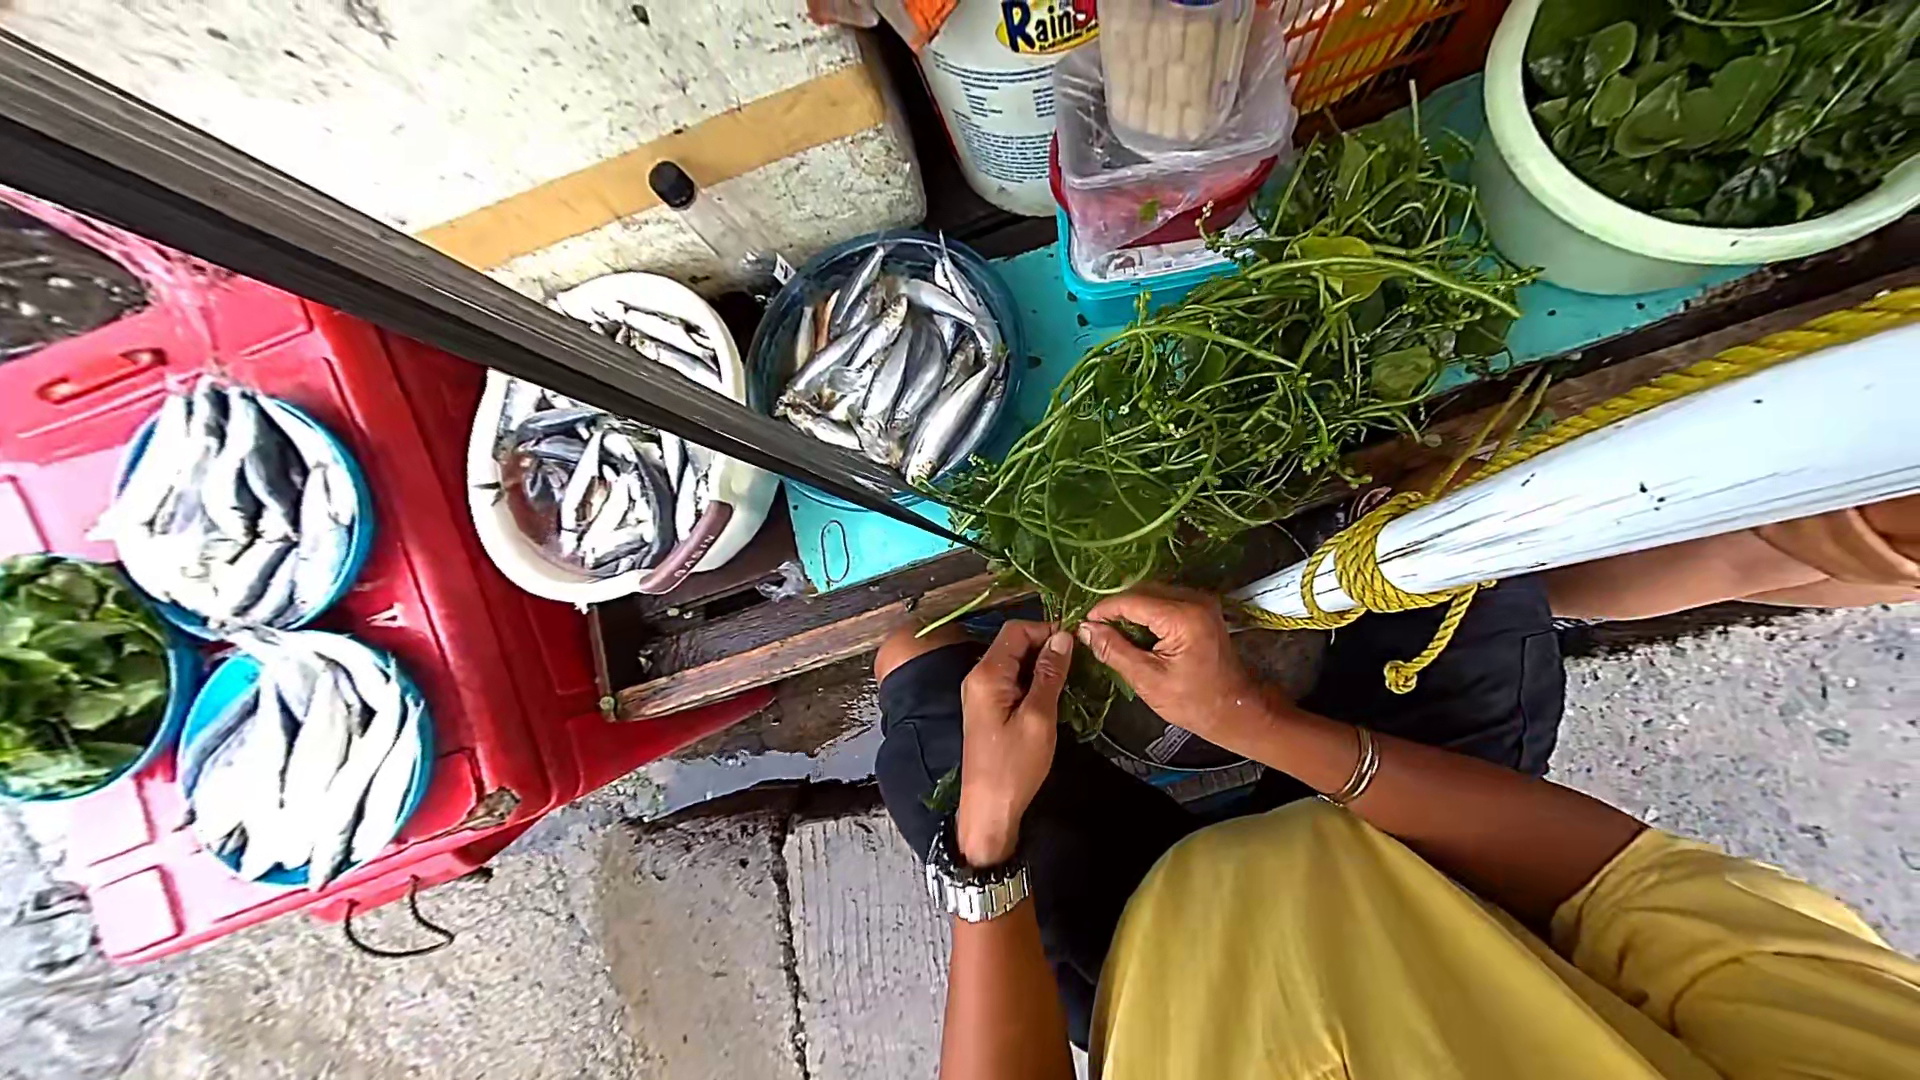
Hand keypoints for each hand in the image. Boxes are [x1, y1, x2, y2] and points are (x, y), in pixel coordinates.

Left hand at [957, 620, 1073, 866]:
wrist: (989, 809)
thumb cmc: (1014, 766)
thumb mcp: (1039, 717)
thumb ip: (1049, 674)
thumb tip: (1063, 637)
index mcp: (986, 674)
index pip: (1015, 630)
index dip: (1045, 629)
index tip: (1075, 643)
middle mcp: (977, 676)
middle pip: (1012, 643)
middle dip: (1044, 644)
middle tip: (1077, 660)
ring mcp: (980, 692)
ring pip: (1013, 660)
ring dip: (1040, 662)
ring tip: (1070, 675)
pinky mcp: (987, 706)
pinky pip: (1010, 678)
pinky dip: (1031, 678)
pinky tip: (1052, 691)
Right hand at [1076, 586, 1284, 757]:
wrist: (1237, 710)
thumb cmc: (1194, 702)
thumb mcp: (1147, 679)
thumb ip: (1114, 650)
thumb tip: (1085, 629)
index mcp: (1182, 617)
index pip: (1131, 600)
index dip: (1103, 610)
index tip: (1083, 623)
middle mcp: (1193, 600)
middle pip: (1141, 591)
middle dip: (1115, 608)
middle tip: (1094, 628)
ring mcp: (1200, 601)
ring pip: (1151, 592)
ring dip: (1129, 608)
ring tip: (1109, 629)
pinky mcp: (1201, 608)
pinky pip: (1164, 599)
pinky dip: (1145, 611)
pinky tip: (1133, 630)